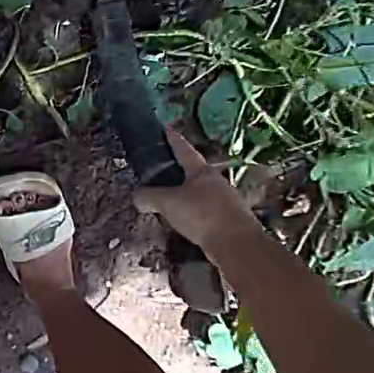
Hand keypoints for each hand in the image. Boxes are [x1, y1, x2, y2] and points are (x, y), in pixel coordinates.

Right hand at [135, 130, 259, 249]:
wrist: (236, 244)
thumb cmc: (202, 215)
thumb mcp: (169, 203)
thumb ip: (150, 197)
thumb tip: (137, 197)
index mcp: (201, 171)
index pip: (183, 149)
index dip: (173, 139)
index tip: (165, 129)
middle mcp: (214, 181)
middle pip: (192, 171)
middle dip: (177, 169)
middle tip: (159, 169)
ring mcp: (223, 200)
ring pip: (198, 192)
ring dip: (183, 193)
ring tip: (166, 199)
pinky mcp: (226, 218)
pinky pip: (203, 210)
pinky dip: (190, 211)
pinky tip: (181, 220)